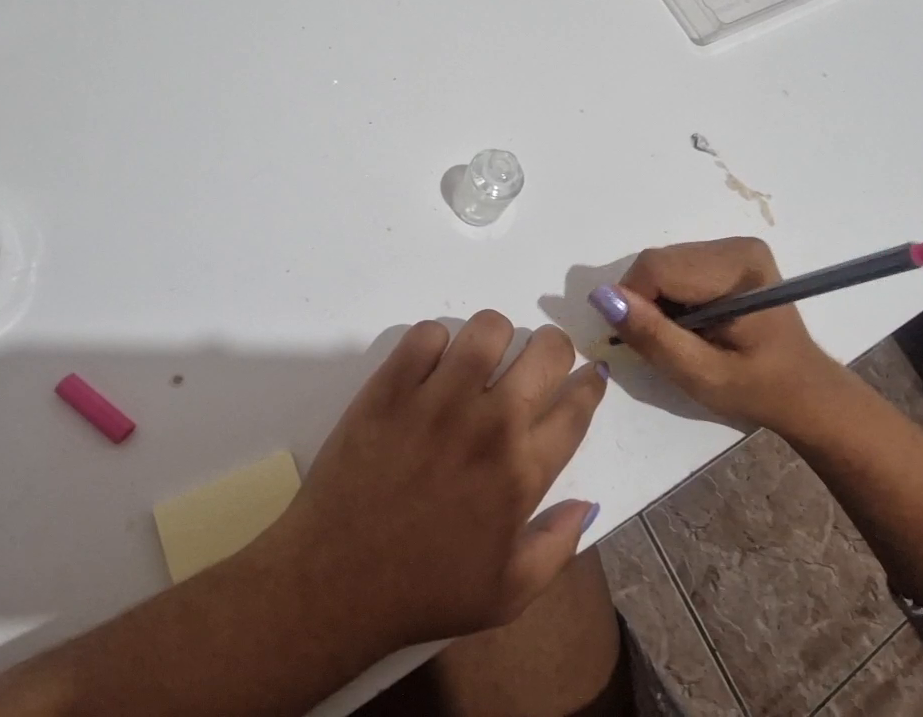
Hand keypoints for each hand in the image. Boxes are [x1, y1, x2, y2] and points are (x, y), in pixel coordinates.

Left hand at [268, 312, 608, 650]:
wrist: (333, 584)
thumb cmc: (424, 591)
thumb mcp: (509, 593)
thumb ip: (559, 546)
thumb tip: (589, 503)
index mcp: (523, 472)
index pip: (577, 404)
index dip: (590, 383)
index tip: (588, 376)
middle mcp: (489, 425)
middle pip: (546, 350)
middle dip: (552, 349)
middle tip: (535, 364)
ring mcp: (436, 401)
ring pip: (488, 329)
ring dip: (495, 339)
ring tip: (481, 361)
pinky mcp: (389, 389)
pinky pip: (426, 334)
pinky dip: (435, 343)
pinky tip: (430, 369)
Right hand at [589, 237, 844, 433]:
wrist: (803, 391)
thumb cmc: (757, 389)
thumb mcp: (701, 375)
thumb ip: (653, 335)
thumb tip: (602, 297)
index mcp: (738, 269)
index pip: (656, 269)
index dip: (635, 304)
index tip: (647, 343)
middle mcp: (736, 246)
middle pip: (658, 263)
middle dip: (648, 304)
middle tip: (670, 346)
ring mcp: (733, 248)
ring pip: (662, 264)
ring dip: (657, 301)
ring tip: (685, 338)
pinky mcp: (728, 256)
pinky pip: (675, 267)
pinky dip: (670, 297)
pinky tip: (692, 324)